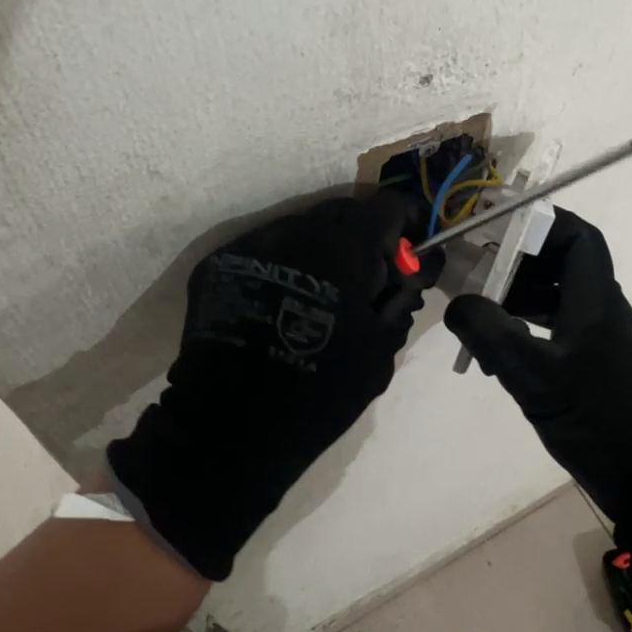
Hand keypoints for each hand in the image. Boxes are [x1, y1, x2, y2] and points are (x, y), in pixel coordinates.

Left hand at [108, 192, 439, 580]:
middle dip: (364, 236)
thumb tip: (411, 272)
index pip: (386, 205)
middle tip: (369, 276)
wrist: (230, 426)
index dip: (405, 221)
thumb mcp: (381, 348)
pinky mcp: (220, 263)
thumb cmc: (322, 390)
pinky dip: (285, 263)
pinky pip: (266, 249)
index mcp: (345, 247)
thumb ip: (401, 298)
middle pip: (343, 211)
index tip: (410, 248)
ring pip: (302, 227)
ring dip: (322, 248)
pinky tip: (282, 302)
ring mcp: (254, 243)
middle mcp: (298, 229)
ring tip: (322, 293)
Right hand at [444, 208, 631, 599]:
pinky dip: (531, 319)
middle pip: (566, 262)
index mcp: (596, 300)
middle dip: (522, 259)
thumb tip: (457, 303)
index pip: (580, 238)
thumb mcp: (530, 375)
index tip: (503, 231)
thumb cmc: (590, 417)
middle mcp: (604, 308)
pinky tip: (502, 343)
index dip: (544, 225)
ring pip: (562, 292)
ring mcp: (603, 335)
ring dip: (524, 290)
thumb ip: (489, 333)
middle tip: (483, 267)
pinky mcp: (598, 360)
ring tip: (484, 304)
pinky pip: (562, 320)